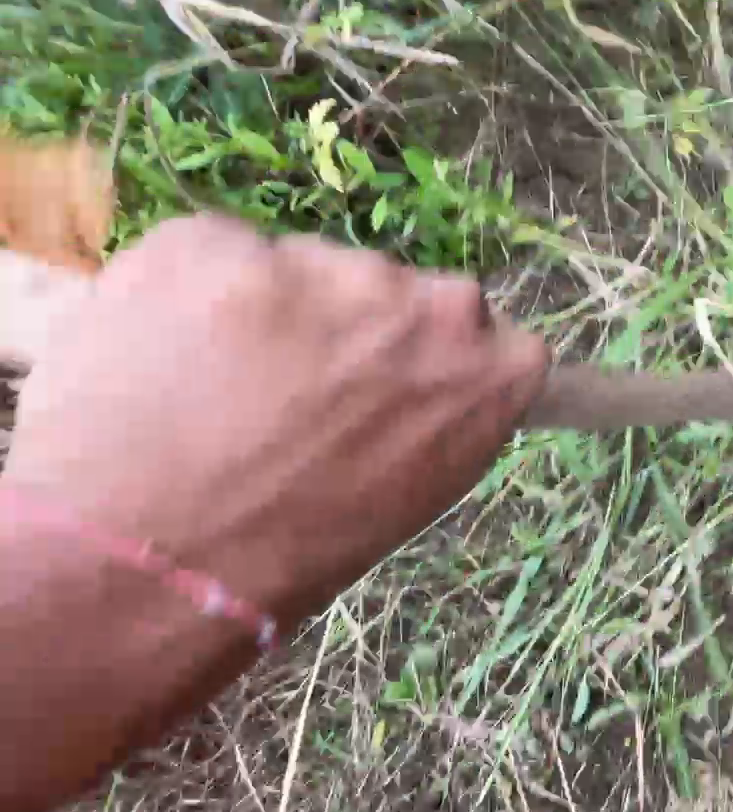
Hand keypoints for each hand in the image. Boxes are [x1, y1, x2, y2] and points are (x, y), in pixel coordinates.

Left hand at [4, 215, 548, 623]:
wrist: (150, 563)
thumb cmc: (306, 537)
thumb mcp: (433, 475)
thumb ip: (453, 398)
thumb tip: (428, 367)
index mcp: (503, 360)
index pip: (484, 332)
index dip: (427, 356)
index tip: (386, 388)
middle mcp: (442, 302)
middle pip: (402, 291)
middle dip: (359, 324)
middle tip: (298, 388)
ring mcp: (337, 267)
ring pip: (310, 267)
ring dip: (278, 307)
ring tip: (220, 382)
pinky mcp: (223, 248)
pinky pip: (218, 250)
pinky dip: (195, 290)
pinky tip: (170, 352)